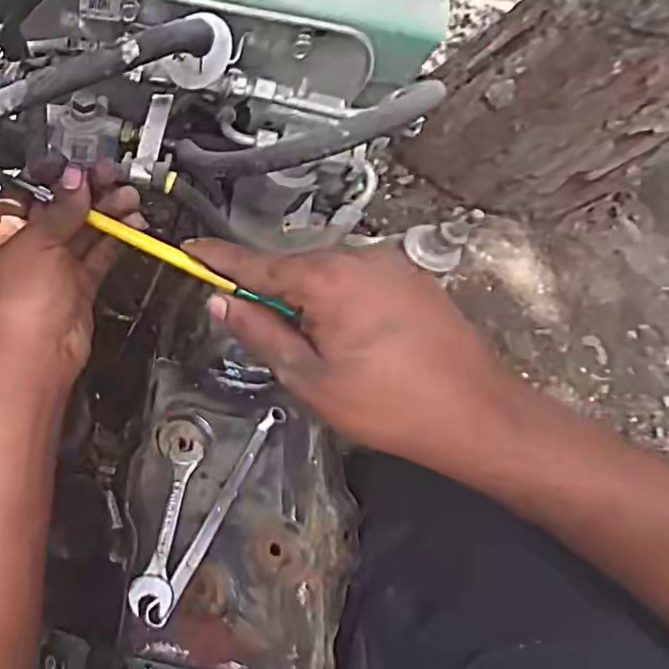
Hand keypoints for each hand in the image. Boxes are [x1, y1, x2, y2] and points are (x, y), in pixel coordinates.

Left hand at [0, 159, 142, 390]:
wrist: (42, 354)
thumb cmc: (23, 307)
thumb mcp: (40, 243)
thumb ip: (62, 209)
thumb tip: (74, 181)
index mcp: (5, 232)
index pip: (30, 192)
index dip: (55, 177)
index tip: (79, 166)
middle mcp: (29, 247)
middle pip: (61, 208)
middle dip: (88, 191)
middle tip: (112, 177)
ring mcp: (55, 266)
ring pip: (84, 229)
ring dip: (107, 211)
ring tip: (128, 197)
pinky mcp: (78, 283)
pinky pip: (99, 253)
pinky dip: (115, 238)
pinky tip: (131, 223)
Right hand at [186, 239, 527, 466]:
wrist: (479, 416)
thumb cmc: (389, 405)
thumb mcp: (307, 376)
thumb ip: (259, 331)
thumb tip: (220, 302)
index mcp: (329, 279)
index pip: (255, 263)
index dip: (217, 260)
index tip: (190, 252)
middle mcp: (361, 259)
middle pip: (290, 267)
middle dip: (266, 292)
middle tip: (253, 328)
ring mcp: (391, 265)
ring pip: (323, 274)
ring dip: (302, 301)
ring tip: (310, 349)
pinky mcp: (411, 279)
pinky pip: (354, 279)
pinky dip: (333, 300)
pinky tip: (343, 339)